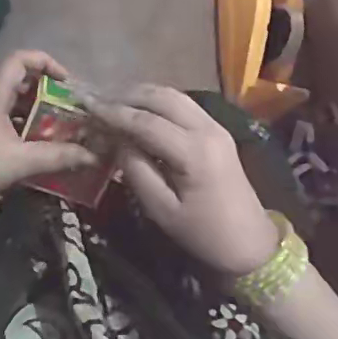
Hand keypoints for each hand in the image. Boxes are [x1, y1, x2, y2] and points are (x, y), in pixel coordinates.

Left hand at [0, 50, 99, 204]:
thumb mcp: (20, 161)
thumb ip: (57, 156)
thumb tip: (92, 156)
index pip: (19, 59)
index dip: (45, 61)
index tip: (66, 81)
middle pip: (21, 78)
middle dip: (48, 88)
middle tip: (70, 105)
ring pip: (16, 99)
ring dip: (39, 108)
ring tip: (63, 124)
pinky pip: (10, 117)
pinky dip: (28, 124)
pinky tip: (44, 142)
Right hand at [88, 86, 280, 275]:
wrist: (250, 244)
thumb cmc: (203, 233)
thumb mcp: (162, 210)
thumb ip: (135, 170)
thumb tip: (115, 141)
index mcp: (194, 152)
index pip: (146, 122)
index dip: (114, 113)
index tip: (86, 106)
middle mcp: (207, 129)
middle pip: (161, 98)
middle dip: (125, 96)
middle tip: (95, 101)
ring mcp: (215, 126)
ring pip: (173, 95)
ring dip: (141, 94)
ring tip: (112, 101)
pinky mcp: (216, 129)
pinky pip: (182, 103)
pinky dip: (156, 100)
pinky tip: (138, 108)